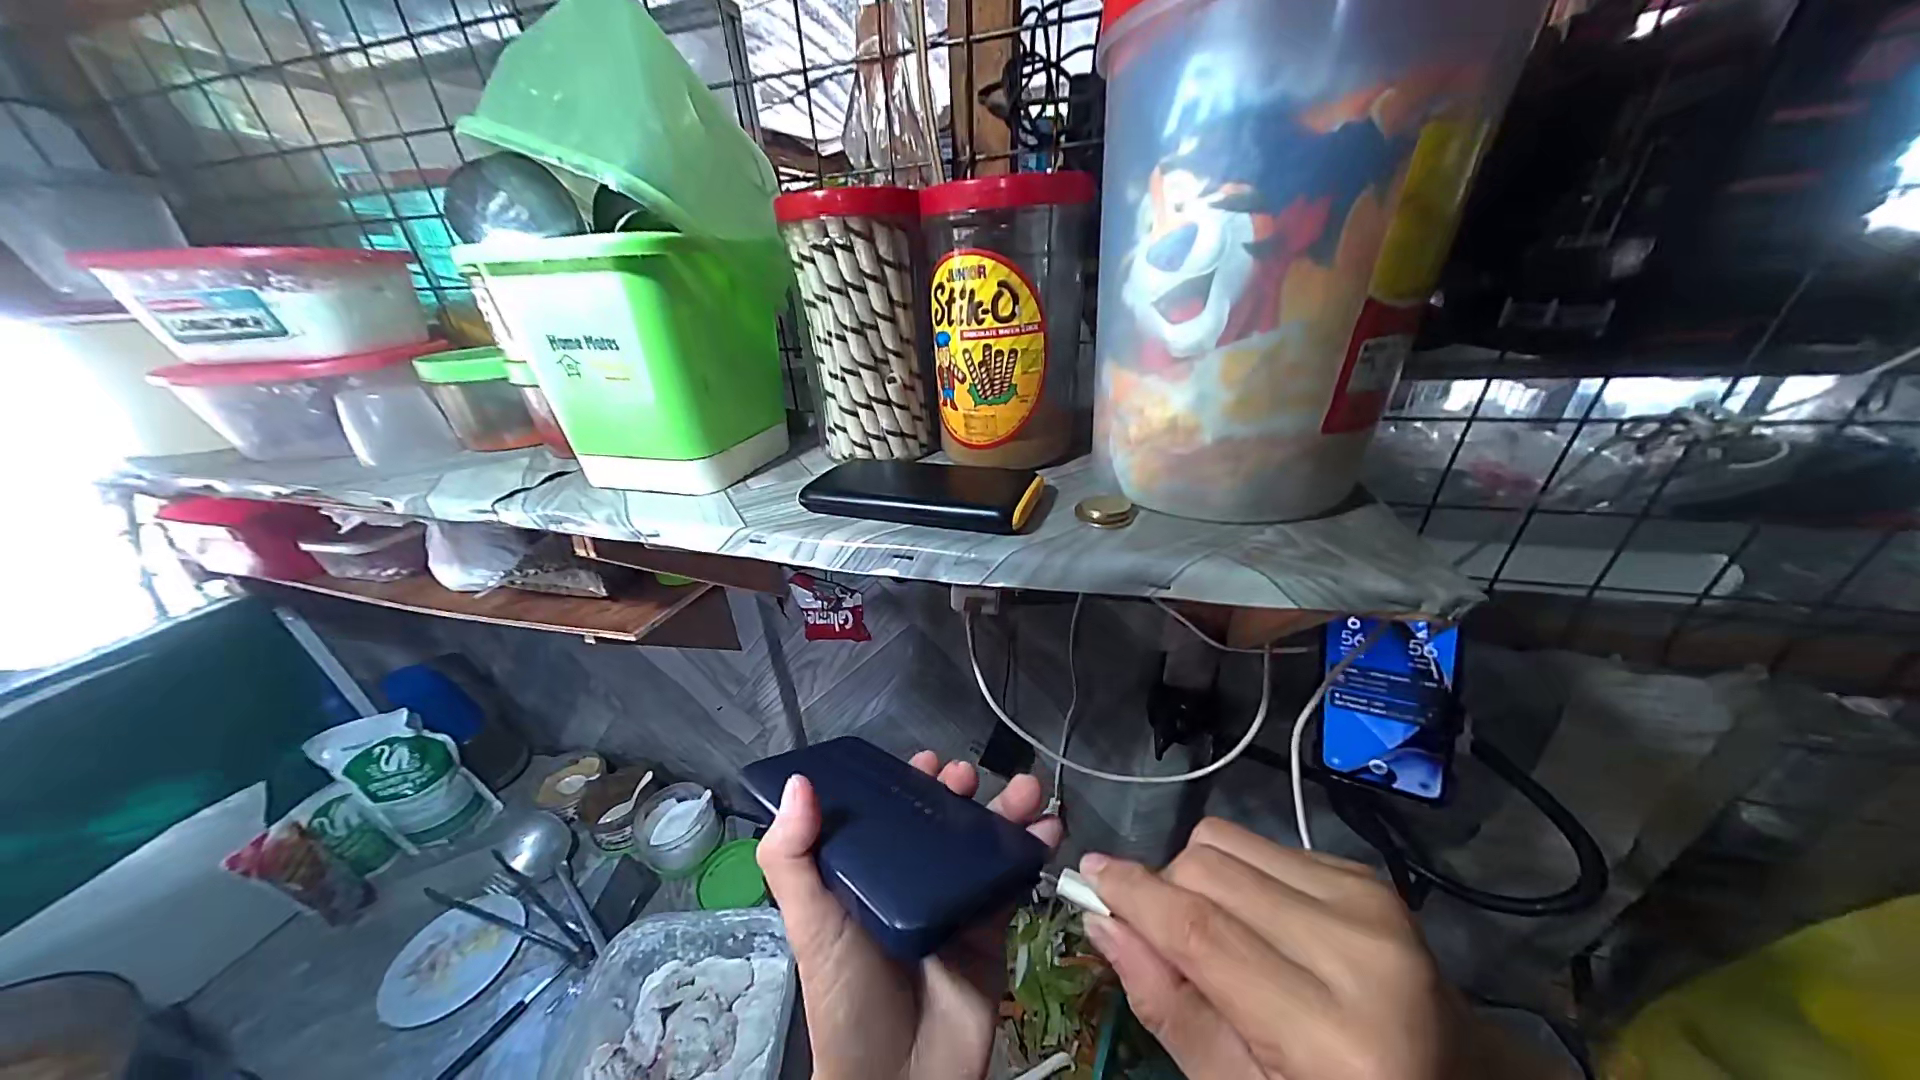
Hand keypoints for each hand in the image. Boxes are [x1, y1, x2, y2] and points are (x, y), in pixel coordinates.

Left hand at [756, 751, 1063, 1079]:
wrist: (901, 1078)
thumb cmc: (846, 996)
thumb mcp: (810, 923)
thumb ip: (792, 858)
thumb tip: (797, 785)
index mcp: (870, 871)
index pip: (891, 812)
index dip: (908, 782)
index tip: (925, 761)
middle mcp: (913, 877)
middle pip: (941, 819)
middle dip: (959, 789)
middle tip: (966, 776)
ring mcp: (955, 898)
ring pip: (983, 839)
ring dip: (1007, 809)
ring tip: (1026, 791)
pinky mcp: (990, 924)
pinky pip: (1013, 876)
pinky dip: (1033, 848)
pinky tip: (1048, 830)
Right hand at [1079, 818, 1550, 1079]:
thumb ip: (1168, 1004)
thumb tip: (1103, 921)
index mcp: (1335, 1037)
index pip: (1200, 930)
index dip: (1133, 894)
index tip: (1087, 875)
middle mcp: (1360, 951)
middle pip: (1206, 868)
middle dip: (1163, 891)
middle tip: (1160, 935)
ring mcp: (1370, 902)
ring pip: (1225, 840)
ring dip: (1197, 877)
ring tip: (1217, 929)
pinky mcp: (1367, 875)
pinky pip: (1260, 843)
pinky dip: (1237, 874)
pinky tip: (1262, 922)